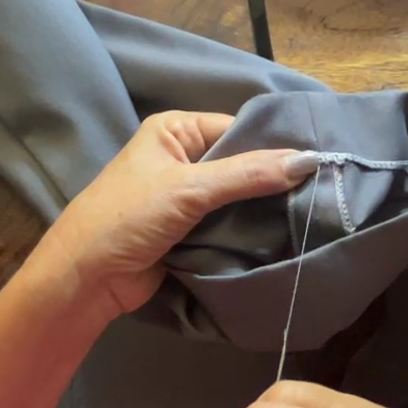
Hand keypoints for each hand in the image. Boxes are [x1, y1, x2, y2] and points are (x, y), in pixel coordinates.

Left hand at [28, 111, 315, 322]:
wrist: (86, 279)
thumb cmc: (130, 217)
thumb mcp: (190, 189)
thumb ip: (248, 174)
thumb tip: (310, 159)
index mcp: (175, 130)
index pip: (236, 129)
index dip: (273, 146)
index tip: (317, 164)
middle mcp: (181, 156)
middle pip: (240, 163)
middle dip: (271, 180)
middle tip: (320, 193)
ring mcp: (185, 195)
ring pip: (237, 196)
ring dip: (262, 209)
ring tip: (310, 214)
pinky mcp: (189, 230)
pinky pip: (228, 223)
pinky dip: (248, 231)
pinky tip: (283, 235)